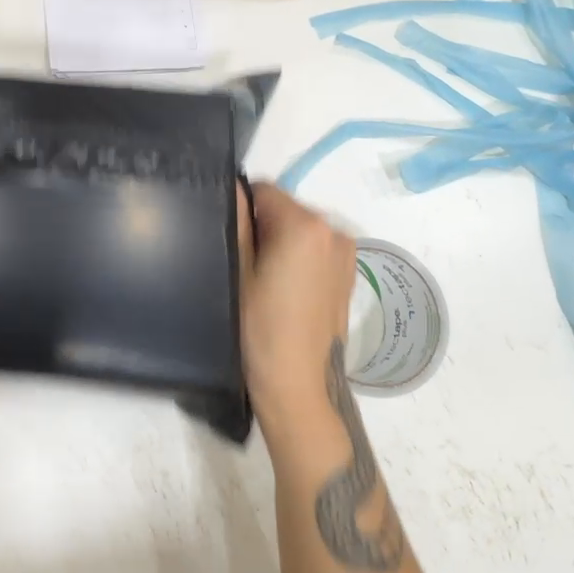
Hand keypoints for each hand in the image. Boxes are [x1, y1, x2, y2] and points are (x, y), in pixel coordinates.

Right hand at [236, 182, 356, 422]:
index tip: (225, 238)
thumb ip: (236, 221)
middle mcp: (335, 231)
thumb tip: (232, 188)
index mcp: (306, 226)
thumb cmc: (259, 327)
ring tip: (258, 280)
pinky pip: (313, 249)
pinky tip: (280, 290)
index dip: (238, 209)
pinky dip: (295, 258)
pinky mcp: (348, 274)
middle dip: (259, 225)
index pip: (261, 190)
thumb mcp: (236, 270)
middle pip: (282, 208)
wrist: (297, 384)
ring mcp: (346, 254)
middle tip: (238, 262)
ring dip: (277, 242)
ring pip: (297, 229)